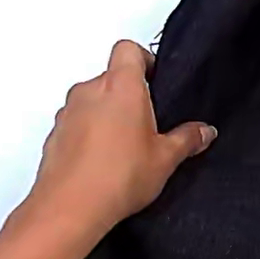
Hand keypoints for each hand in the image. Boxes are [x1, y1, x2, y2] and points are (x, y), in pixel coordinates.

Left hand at [17, 40, 214, 247]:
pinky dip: (91, 133)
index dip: (144, 59)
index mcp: (121, 87)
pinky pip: (77, 123)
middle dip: (131, 94)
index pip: (128, 50)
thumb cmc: (116, 176)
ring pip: (93, 100)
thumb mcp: (166, 158)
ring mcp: (67, 113)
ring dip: (109, 114)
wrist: (70, 208)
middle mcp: (90, 92)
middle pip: (111, 76)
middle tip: (150, 120)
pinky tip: (108, 161)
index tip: (156, 79)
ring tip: (129, 146)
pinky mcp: (54, 135)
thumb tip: (204, 132)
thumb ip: (188, 139)